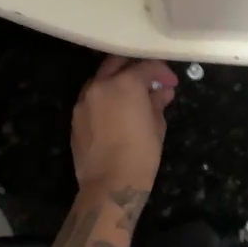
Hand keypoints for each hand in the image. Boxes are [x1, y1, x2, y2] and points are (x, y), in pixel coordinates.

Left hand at [71, 56, 177, 191]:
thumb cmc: (141, 153)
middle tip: (150, 79)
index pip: (146, 66)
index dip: (162, 72)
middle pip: (118, 62)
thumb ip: (157, 102)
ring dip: (118, 80)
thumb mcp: (157, 124)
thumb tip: (162, 93)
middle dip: (136, 67)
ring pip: (101, 78)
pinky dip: (106, 96)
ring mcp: (84, 101)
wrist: (110, 184)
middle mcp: (101, 85)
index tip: (171, 84)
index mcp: (125, 83)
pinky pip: (92, 97)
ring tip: (133, 94)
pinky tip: (117, 111)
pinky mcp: (76, 117)